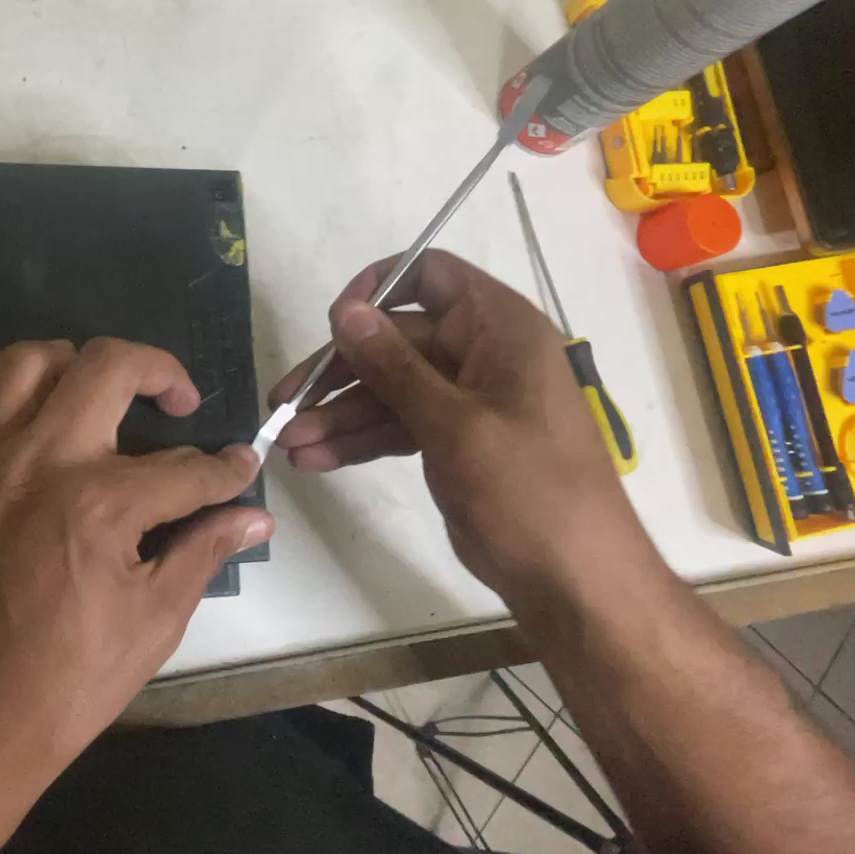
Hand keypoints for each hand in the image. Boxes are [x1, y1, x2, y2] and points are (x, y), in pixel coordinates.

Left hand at [0, 337, 272, 804]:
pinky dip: (16, 380)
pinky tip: (40, 405)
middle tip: (181, 403)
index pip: (185, 467)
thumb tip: (256, 515)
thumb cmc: (67, 681)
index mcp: (99, 505)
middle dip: (163, 374)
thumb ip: (204, 549)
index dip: (226, 469)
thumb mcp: (154, 621)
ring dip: (82, 365)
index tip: (242, 466)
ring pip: (35, 359)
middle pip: (110, 368)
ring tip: (106, 395)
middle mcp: (39, 460)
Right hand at [267, 249, 643, 598]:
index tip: (335, 321)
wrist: (571, 578)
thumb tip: (346, 311)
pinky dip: (357, 441)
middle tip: (283, 403)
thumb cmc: (528, 488)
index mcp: (498, 328)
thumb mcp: (454, 423)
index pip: (431, 275)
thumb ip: (394, 365)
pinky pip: (394, 425)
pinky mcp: (449, 439)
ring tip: (288, 444)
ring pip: (386, 390)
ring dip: (338, 416)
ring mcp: (462, 399)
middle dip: (337, 376)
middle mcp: (478, 353)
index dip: (378, 287)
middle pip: (392, 342)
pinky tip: (315, 460)